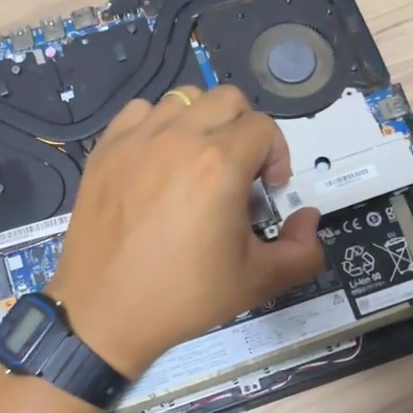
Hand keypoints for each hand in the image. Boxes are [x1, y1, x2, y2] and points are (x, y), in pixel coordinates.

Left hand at [47, 85, 324, 377]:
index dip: (276, 157)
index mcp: (219, 165)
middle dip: (245, 130)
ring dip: (203, 123)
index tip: (267, 191)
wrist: (105, 313)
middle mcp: (178, 139)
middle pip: (227, 100)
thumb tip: (307, 219)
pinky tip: (159, 161)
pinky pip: (140, 112)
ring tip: (199, 164)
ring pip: (183, 99)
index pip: (264, 128)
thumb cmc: (182, 297)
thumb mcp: (258, 282)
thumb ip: (302, 250)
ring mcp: (137, 140)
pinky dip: (158, 125)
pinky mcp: (106, 150)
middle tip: (240, 172)